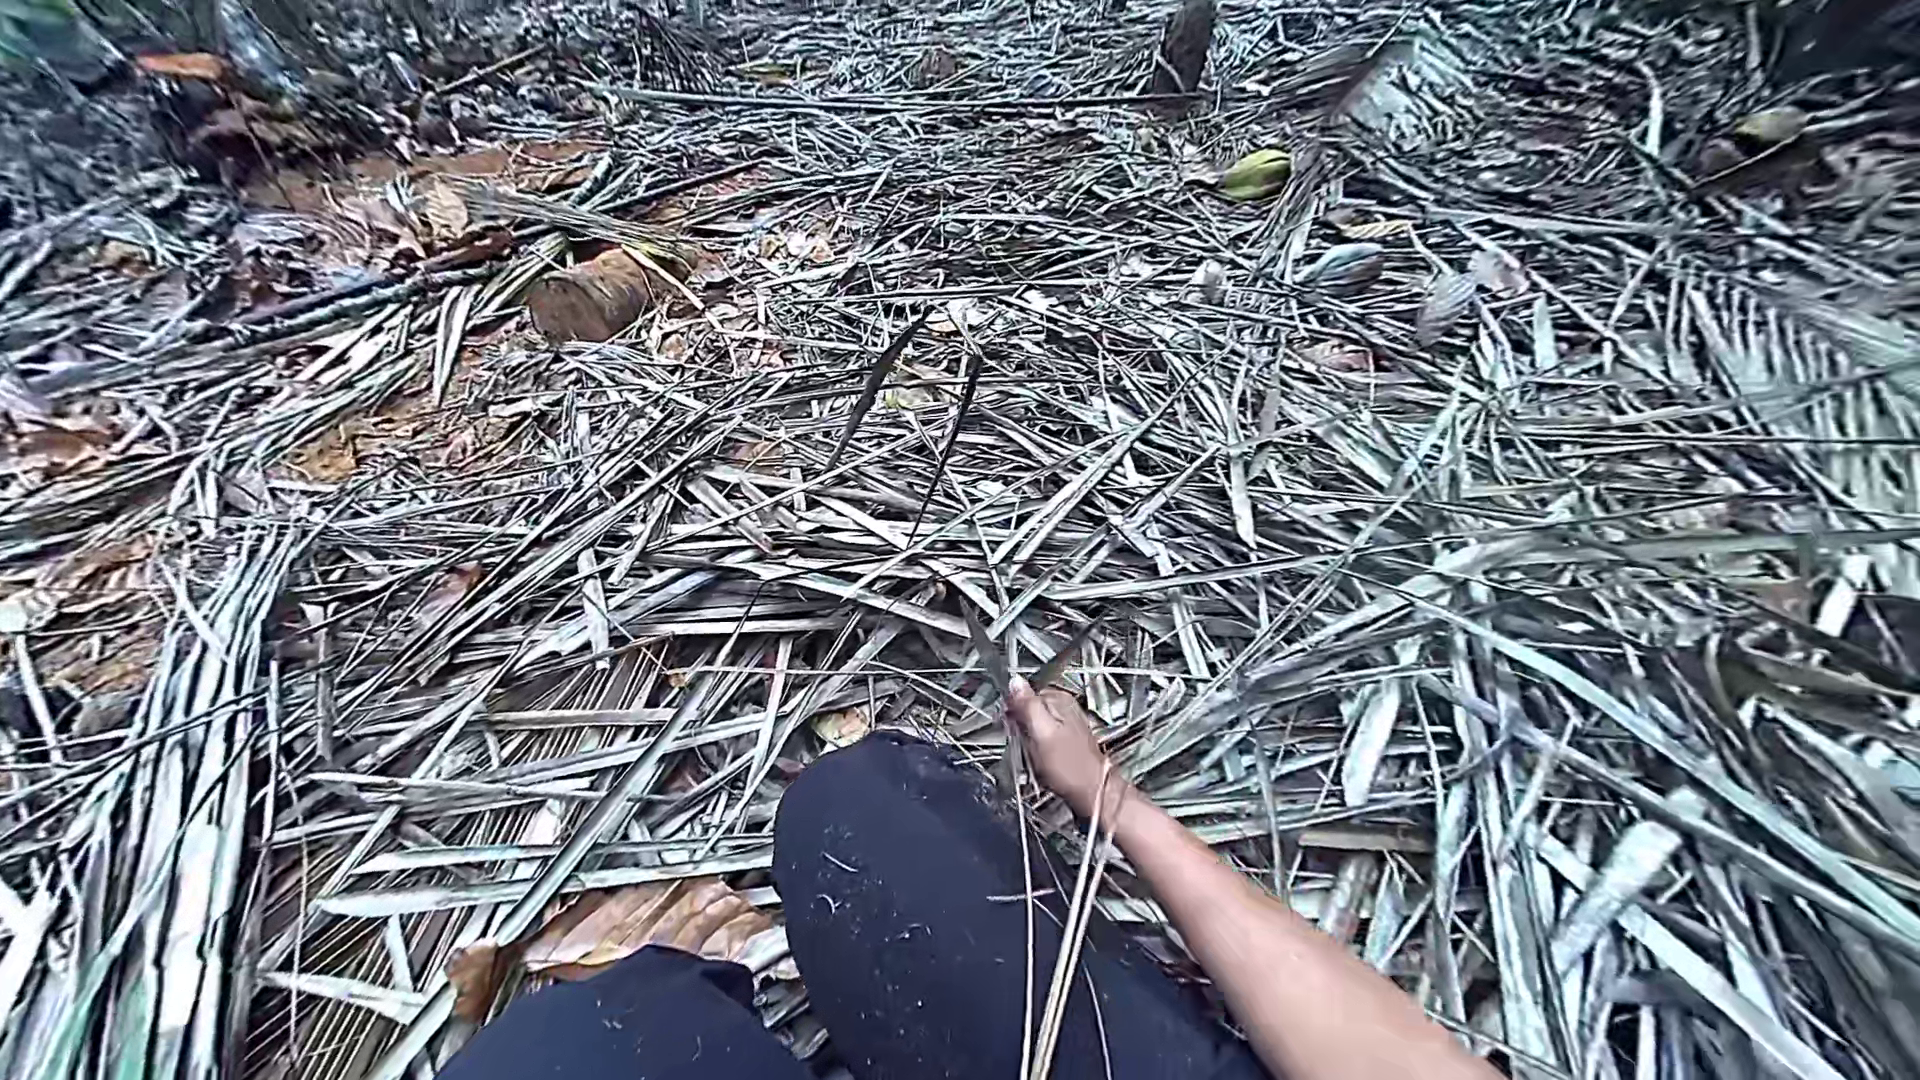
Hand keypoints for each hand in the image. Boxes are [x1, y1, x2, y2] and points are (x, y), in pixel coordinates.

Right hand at [1006, 677, 1129, 820]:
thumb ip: (1027, 705)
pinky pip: (1040, 737)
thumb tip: (1014, 681)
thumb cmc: (1070, 768)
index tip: (1012, 728)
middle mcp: (1065, 707)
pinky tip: (1040, 759)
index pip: (1022, 693)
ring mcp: (1066, 722)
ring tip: (1034, 755)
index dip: (1012, 712)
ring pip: (1032, 725)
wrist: (1092, 793)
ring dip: (1027, 739)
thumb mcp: (1042, 732)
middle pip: (1027, 709)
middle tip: (1025, 746)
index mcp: (1059, 699)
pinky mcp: (1065, 738)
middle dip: (1020, 727)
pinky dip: (1035, 747)